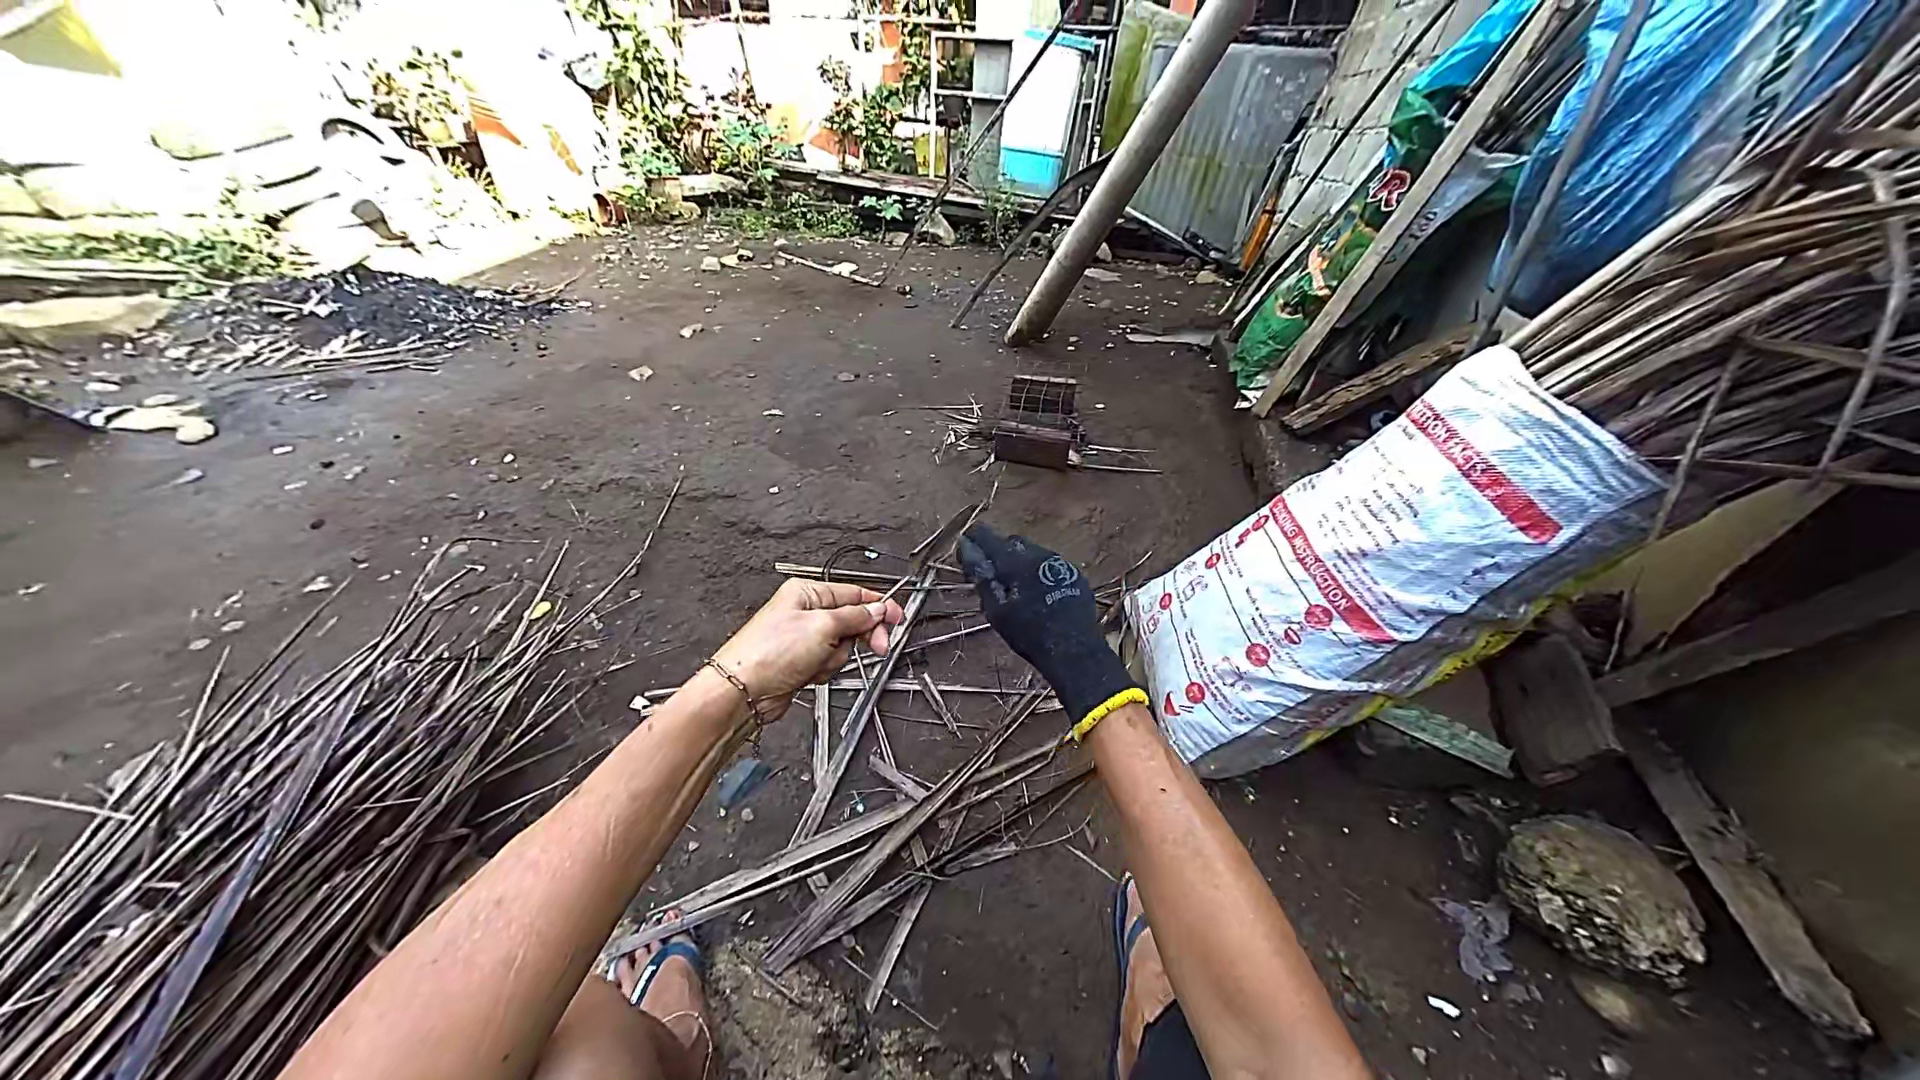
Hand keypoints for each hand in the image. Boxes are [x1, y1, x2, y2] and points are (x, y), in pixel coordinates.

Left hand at [707, 579, 903, 720]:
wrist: (743, 691)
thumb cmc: (767, 653)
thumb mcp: (823, 626)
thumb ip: (855, 616)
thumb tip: (876, 611)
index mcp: (806, 592)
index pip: (854, 594)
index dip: (879, 606)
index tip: (897, 617)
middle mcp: (804, 612)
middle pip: (852, 620)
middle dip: (859, 635)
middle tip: (877, 645)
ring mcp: (803, 638)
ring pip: (842, 645)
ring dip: (836, 656)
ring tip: (818, 660)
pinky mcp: (801, 661)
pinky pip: (829, 662)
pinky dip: (825, 669)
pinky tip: (809, 671)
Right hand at [956, 524, 1136, 724]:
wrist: (1074, 650)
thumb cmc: (1028, 633)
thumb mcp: (996, 609)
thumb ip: (981, 575)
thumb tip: (965, 546)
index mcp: (1015, 560)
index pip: (987, 536)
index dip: (973, 540)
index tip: (966, 548)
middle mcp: (1039, 553)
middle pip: (1011, 542)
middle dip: (998, 552)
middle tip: (990, 575)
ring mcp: (1060, 563)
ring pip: (1033, 553)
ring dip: (1020, 563)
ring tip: (1015, 587)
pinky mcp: (1075, 575)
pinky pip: (1050, 566)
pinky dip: (1038, 573)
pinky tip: (1038, 593)